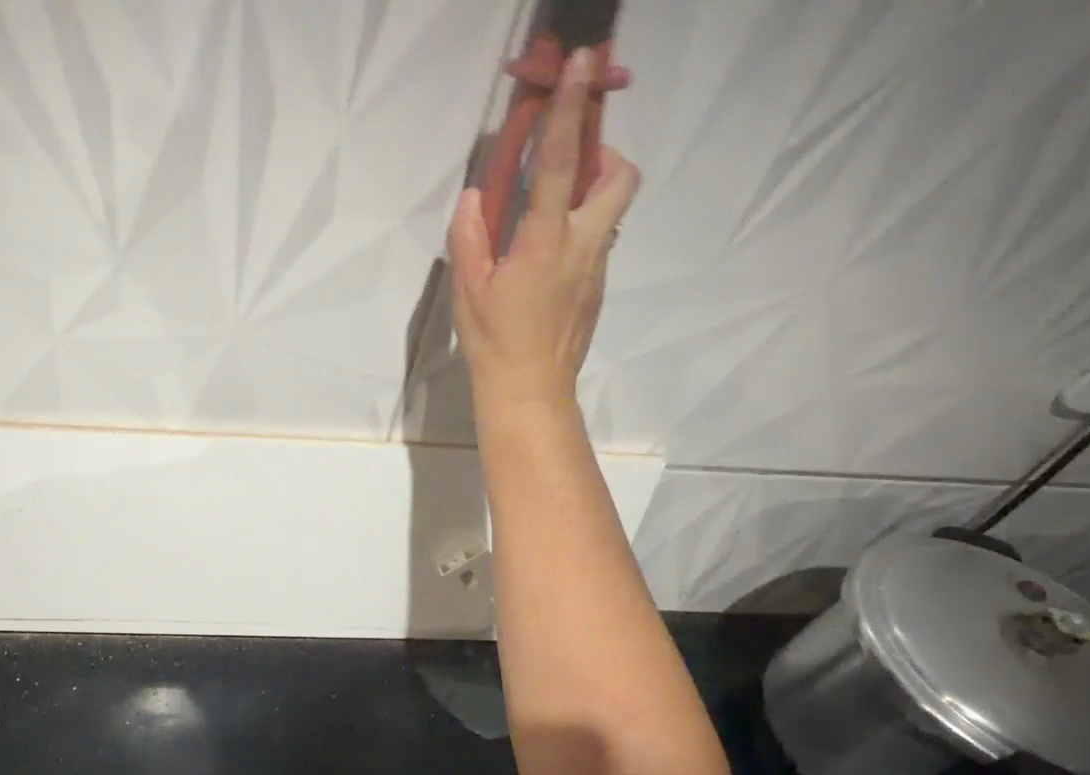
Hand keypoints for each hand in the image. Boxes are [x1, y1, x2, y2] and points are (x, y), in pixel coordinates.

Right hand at [448, 47, 640, 409]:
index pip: (562, 163)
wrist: (530, 392)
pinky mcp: (598, 285)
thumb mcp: (468, 288)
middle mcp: (584, 245)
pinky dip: (577, 228)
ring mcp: (597, 266)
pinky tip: (542, 260)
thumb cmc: (494, 341)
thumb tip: (475, 197)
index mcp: (546, 241)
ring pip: (612, 208)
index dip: (572, 110)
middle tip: (568, 166)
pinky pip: (596, 239)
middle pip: (621, 177)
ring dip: (589, 193)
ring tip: (545, 216)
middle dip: (604, 155)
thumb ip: (469, 236)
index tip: (583, 66)